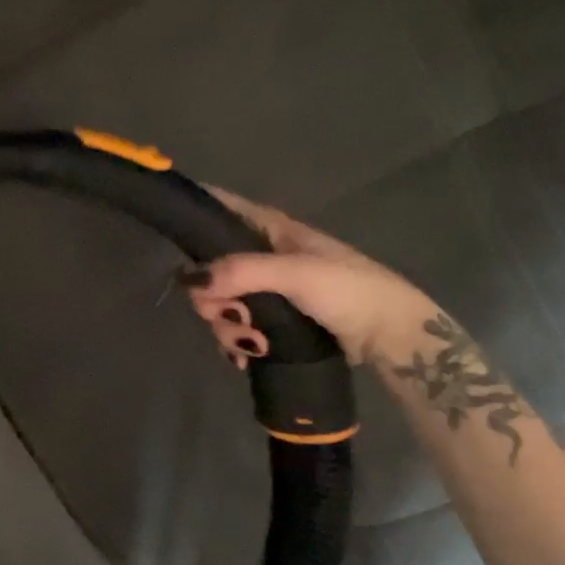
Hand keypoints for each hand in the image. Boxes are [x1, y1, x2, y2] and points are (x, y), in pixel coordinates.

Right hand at [183, 187, 438, 368]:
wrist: (394, 338)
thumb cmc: (349, 290)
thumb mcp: (295, 274)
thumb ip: (241, 272)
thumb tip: (190, 281)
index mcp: (269, 230)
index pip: (221, 208)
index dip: (193, 212)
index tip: (170, 229)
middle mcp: (262, 256)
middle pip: (211, 268)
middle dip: (212, 298)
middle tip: (230, 315)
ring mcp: (267, 291)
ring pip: (221, 303)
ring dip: (228, 327)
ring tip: (253, 345)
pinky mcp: (273, 322)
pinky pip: (237, 327)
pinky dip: (237, 343)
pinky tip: (247, 356)